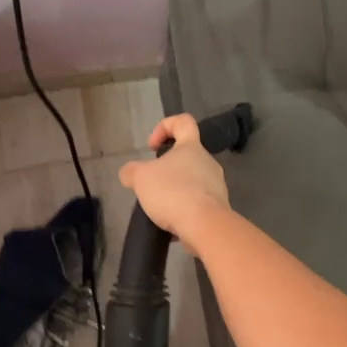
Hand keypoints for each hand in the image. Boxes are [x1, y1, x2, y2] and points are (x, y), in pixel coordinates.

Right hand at [119, 114, 230, 241]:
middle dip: (166, 168)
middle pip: (186, 156)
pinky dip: (183, 209)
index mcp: (191, 147)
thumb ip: (131, 171)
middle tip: (152, 184)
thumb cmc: (172, 191)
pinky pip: (197, 202)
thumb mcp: (140, 178)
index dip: (165, 126)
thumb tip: (129, 173)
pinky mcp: (218, 207)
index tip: (151, 146)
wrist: (204, 225)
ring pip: (192, 181)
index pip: (183, 122)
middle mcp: (208, 162)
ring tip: (160, 207)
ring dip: (175, 190)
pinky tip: (172, 221)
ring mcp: (216, 185)